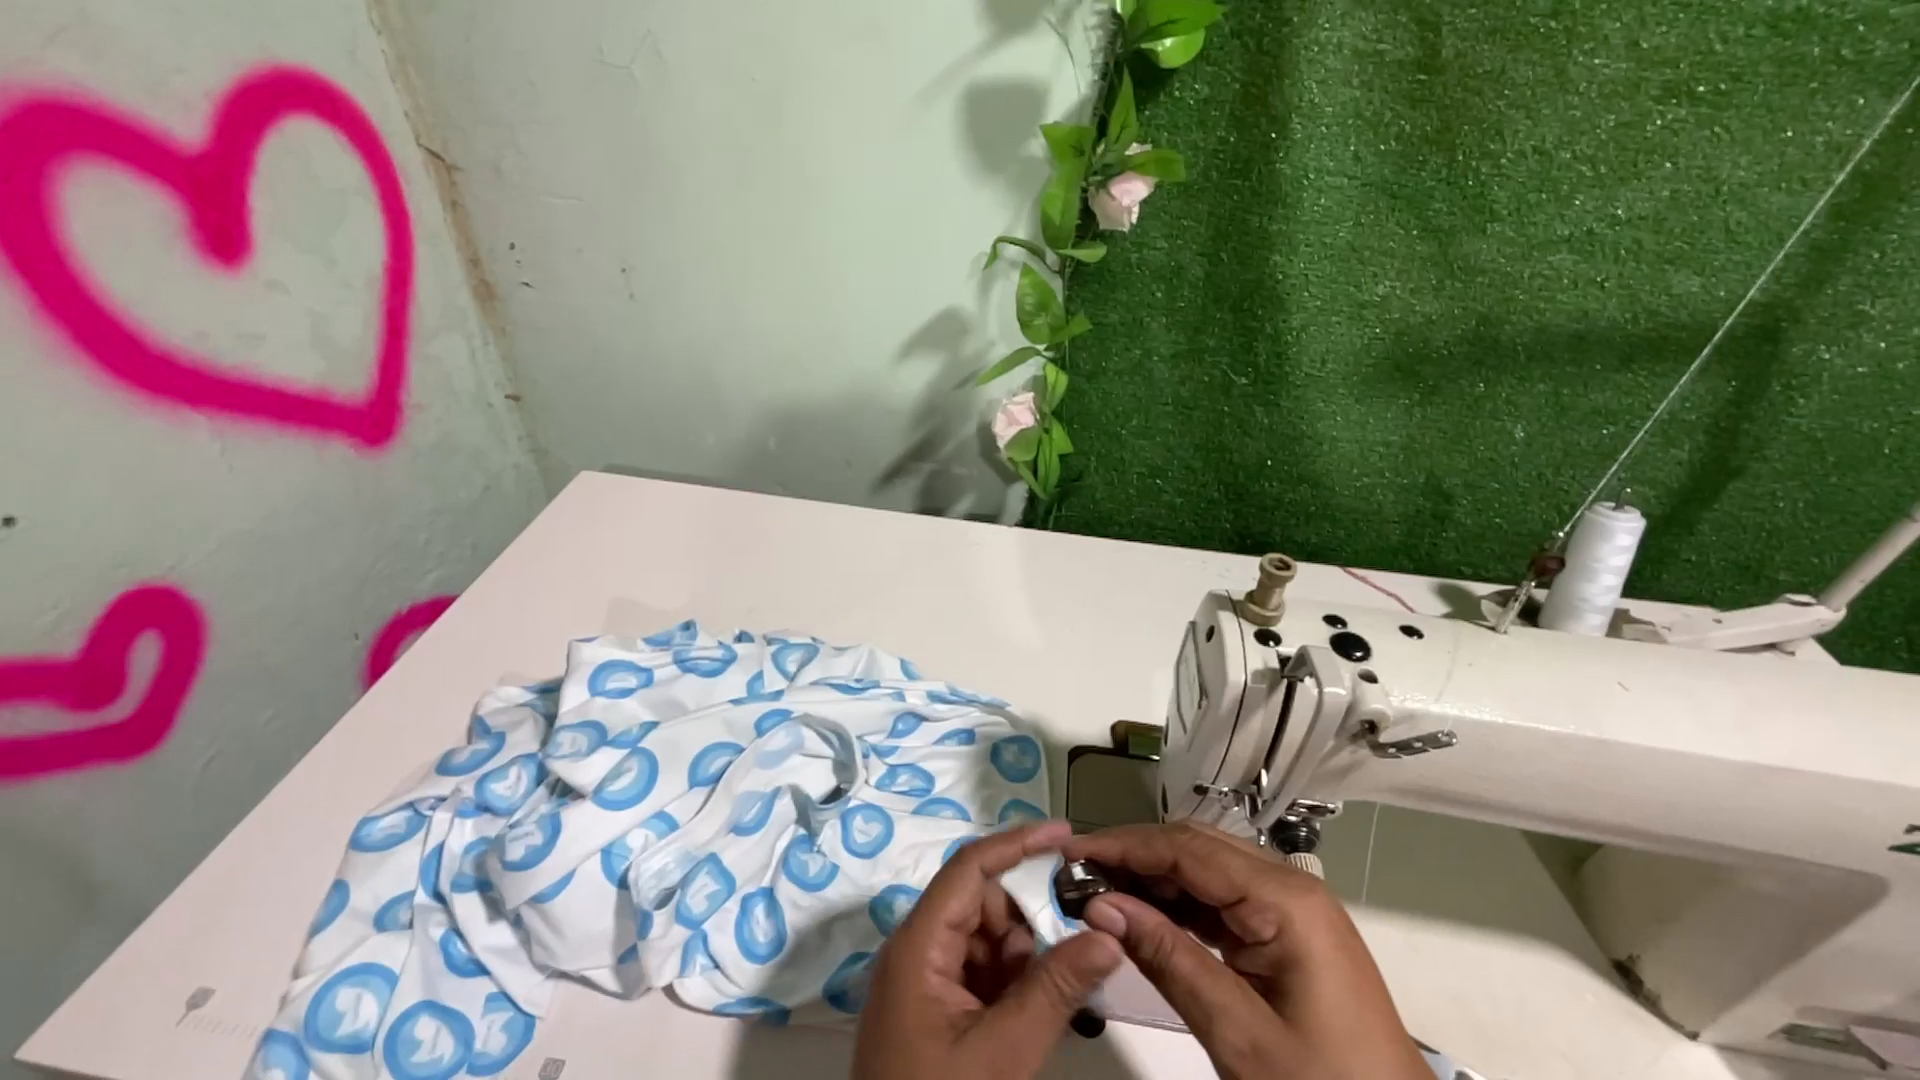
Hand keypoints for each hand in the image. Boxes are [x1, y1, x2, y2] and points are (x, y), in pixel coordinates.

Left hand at [854, 821, 1123, 1079]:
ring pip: (987, 938)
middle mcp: (918, 948)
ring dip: (1028, 951)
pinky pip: (982, 971)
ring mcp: (925, 979)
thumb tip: (1108, 935)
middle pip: (981, 902)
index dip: (1018, 844)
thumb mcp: (1003, 1050)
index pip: (969, 868)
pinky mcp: (936, 1007)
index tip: (1067, 834)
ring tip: (1068, 978)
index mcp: (919, 943)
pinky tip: (1046, 1003)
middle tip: (1083, 930)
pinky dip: (1016, 979)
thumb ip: (1055, 989)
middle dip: (1032, 912)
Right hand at [1066, 822, 1430, 1079]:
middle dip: (1133, 855)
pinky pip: (1221, 901)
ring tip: (1097, 894)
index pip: (1186, 848)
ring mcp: (1290, 907)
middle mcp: (1288, 886)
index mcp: (1284, 899)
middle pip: (1195, 847)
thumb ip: (1167, 958)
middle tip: (1076, 876)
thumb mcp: (1238, 1031)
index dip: (1123, 846)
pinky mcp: (1286, 931)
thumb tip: (1099, 906)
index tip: (1069, 855)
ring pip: (1205, 869)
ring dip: (1152, 878)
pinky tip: (1141, 917)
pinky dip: (1177, 905)